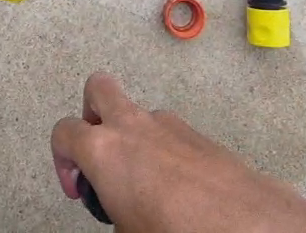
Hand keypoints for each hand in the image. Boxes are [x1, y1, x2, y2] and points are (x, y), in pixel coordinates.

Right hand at [51, 74, 305, 232]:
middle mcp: (132, 125)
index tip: (78, 190)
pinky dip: (163, 150)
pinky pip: (168, 131)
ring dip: (132, 137)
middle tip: (99, 152)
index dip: (62, 161)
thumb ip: (116, 213)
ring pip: (137, 112)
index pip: (63, 132)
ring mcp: (167, 123)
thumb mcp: (127, 232)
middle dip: (91, 112)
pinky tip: (177, 190)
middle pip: (98, 88)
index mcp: (104, 149)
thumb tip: (124, 214)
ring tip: (145, 185)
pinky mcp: (197, 132)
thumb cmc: (173, 231)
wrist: (242, 224)